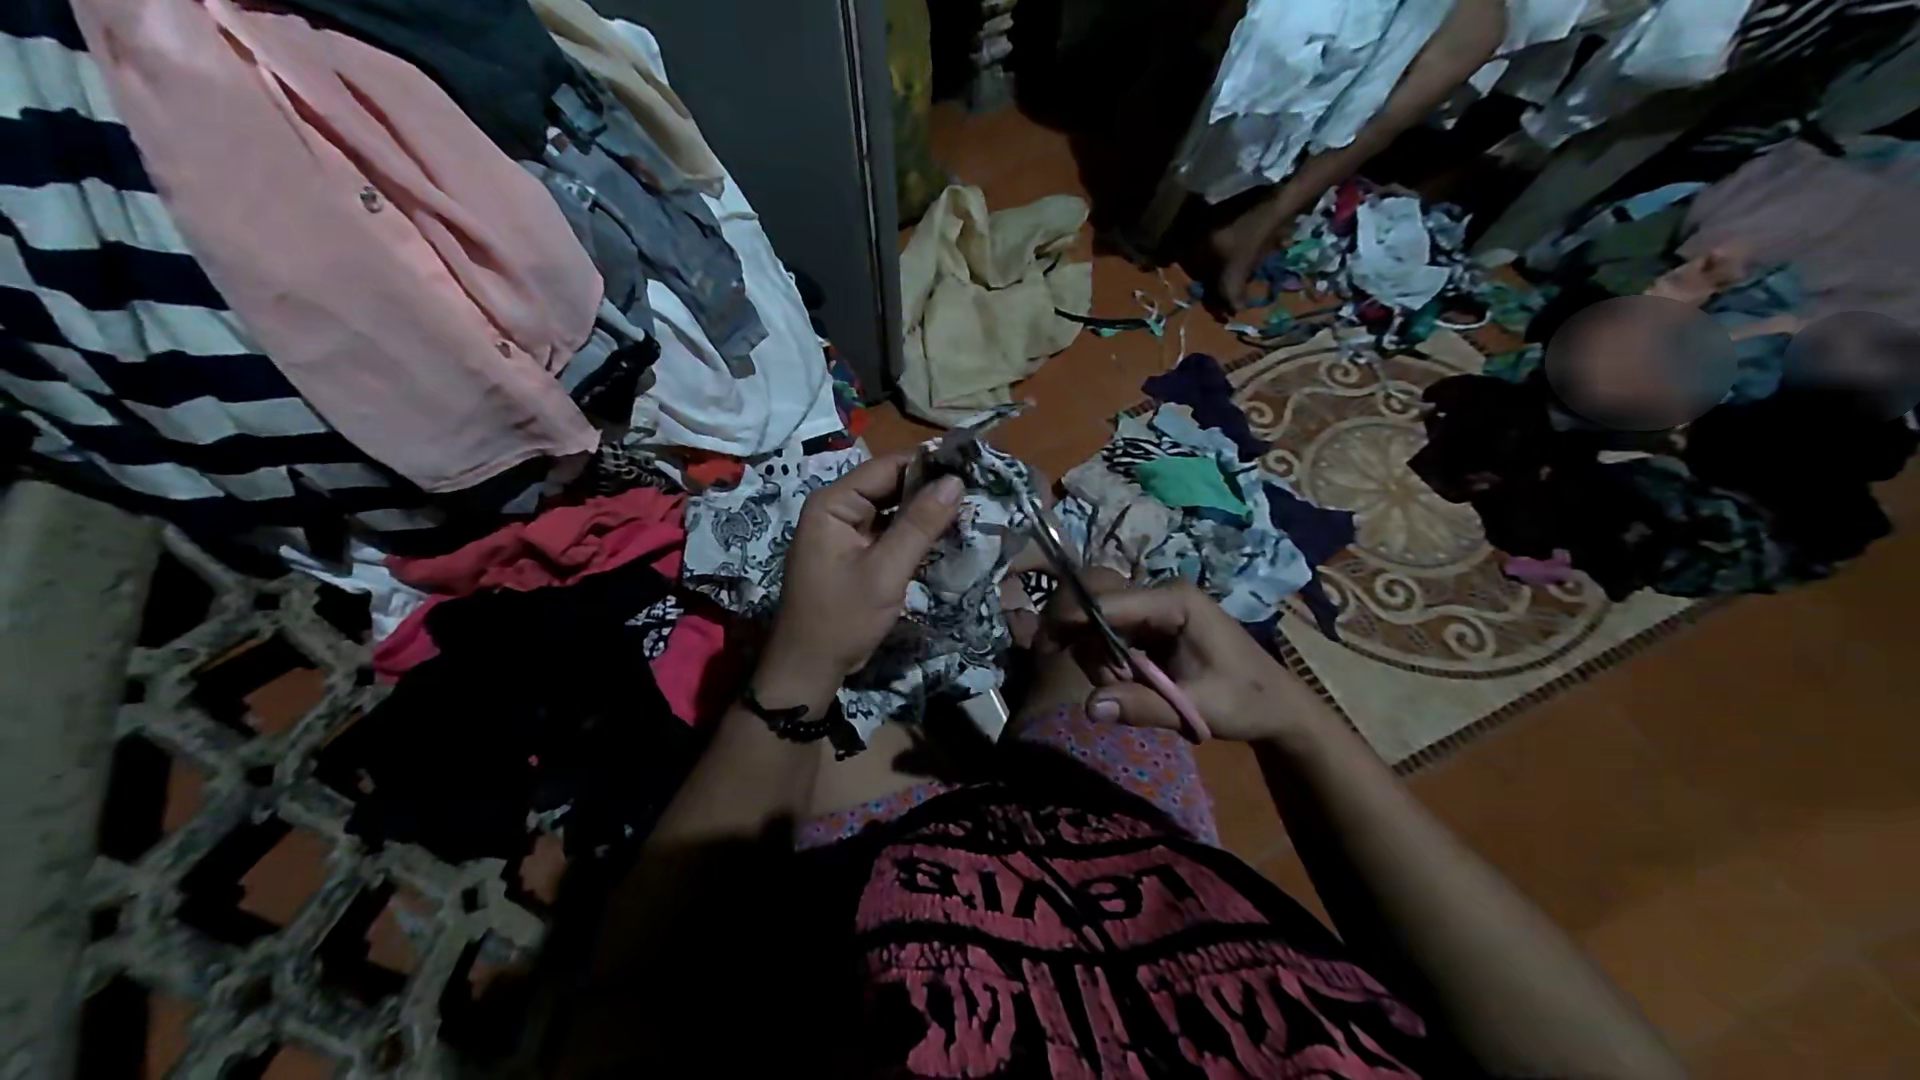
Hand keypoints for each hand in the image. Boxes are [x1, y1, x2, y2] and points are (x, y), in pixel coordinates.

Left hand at [755, 454, 963, 712]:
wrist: (810, 667)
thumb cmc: (842, 618)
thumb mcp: (885, 571)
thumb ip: (920, 525)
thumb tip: (956, 481)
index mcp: (833, 503)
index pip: (887, 467)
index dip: (929, 464)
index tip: (971, 465)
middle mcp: (837, 508)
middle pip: (890, 485)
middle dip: (931, 488)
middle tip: (977, 488)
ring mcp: (846, 531)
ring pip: (893, 508)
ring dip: (926, 510)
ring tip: (970, 507)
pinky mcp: (856, 551)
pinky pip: (889, 531)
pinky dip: (915, 532)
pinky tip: (946, 533)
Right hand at [1052, 580, 1326, 741]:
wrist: (1279, 707)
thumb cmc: (1247, 701)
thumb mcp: (1198, 706)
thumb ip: (1143, 705)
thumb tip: (1089, 706)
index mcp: (1175, 601)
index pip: (1111, 601)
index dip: (1075, 619)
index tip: (1046, 644)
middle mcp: (1160, 596)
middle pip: (1099, 609)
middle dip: (1088, 645)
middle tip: (1102, 683)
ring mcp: (1154, 610)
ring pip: (1101, 625)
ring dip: (1099, 658)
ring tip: (1125, 690)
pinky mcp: (1151, 626)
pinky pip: (1112, 637)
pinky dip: (1108, 661)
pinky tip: (1125, 683)